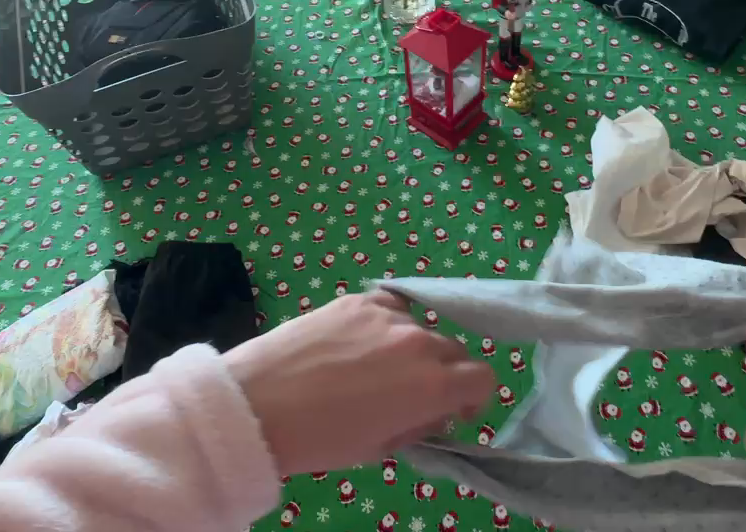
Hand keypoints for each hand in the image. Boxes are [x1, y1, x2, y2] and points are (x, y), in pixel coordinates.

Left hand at [224, 291, 494, 476]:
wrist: (262, 402)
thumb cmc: (322, 438)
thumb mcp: (381, 447)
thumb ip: (419, 423)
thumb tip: (432, 410)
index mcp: (431, 384)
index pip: (482, 376)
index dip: (474, 396)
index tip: (455, 409)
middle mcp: (418, 341)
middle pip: (454, 349)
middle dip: (444, 372)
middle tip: (414, 393)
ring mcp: (387, 314)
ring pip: (420, 326)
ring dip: (413, 346)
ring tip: (379, 366)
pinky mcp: (358, 298)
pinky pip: (390, 306)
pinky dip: (387, 322)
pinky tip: (362, 339)